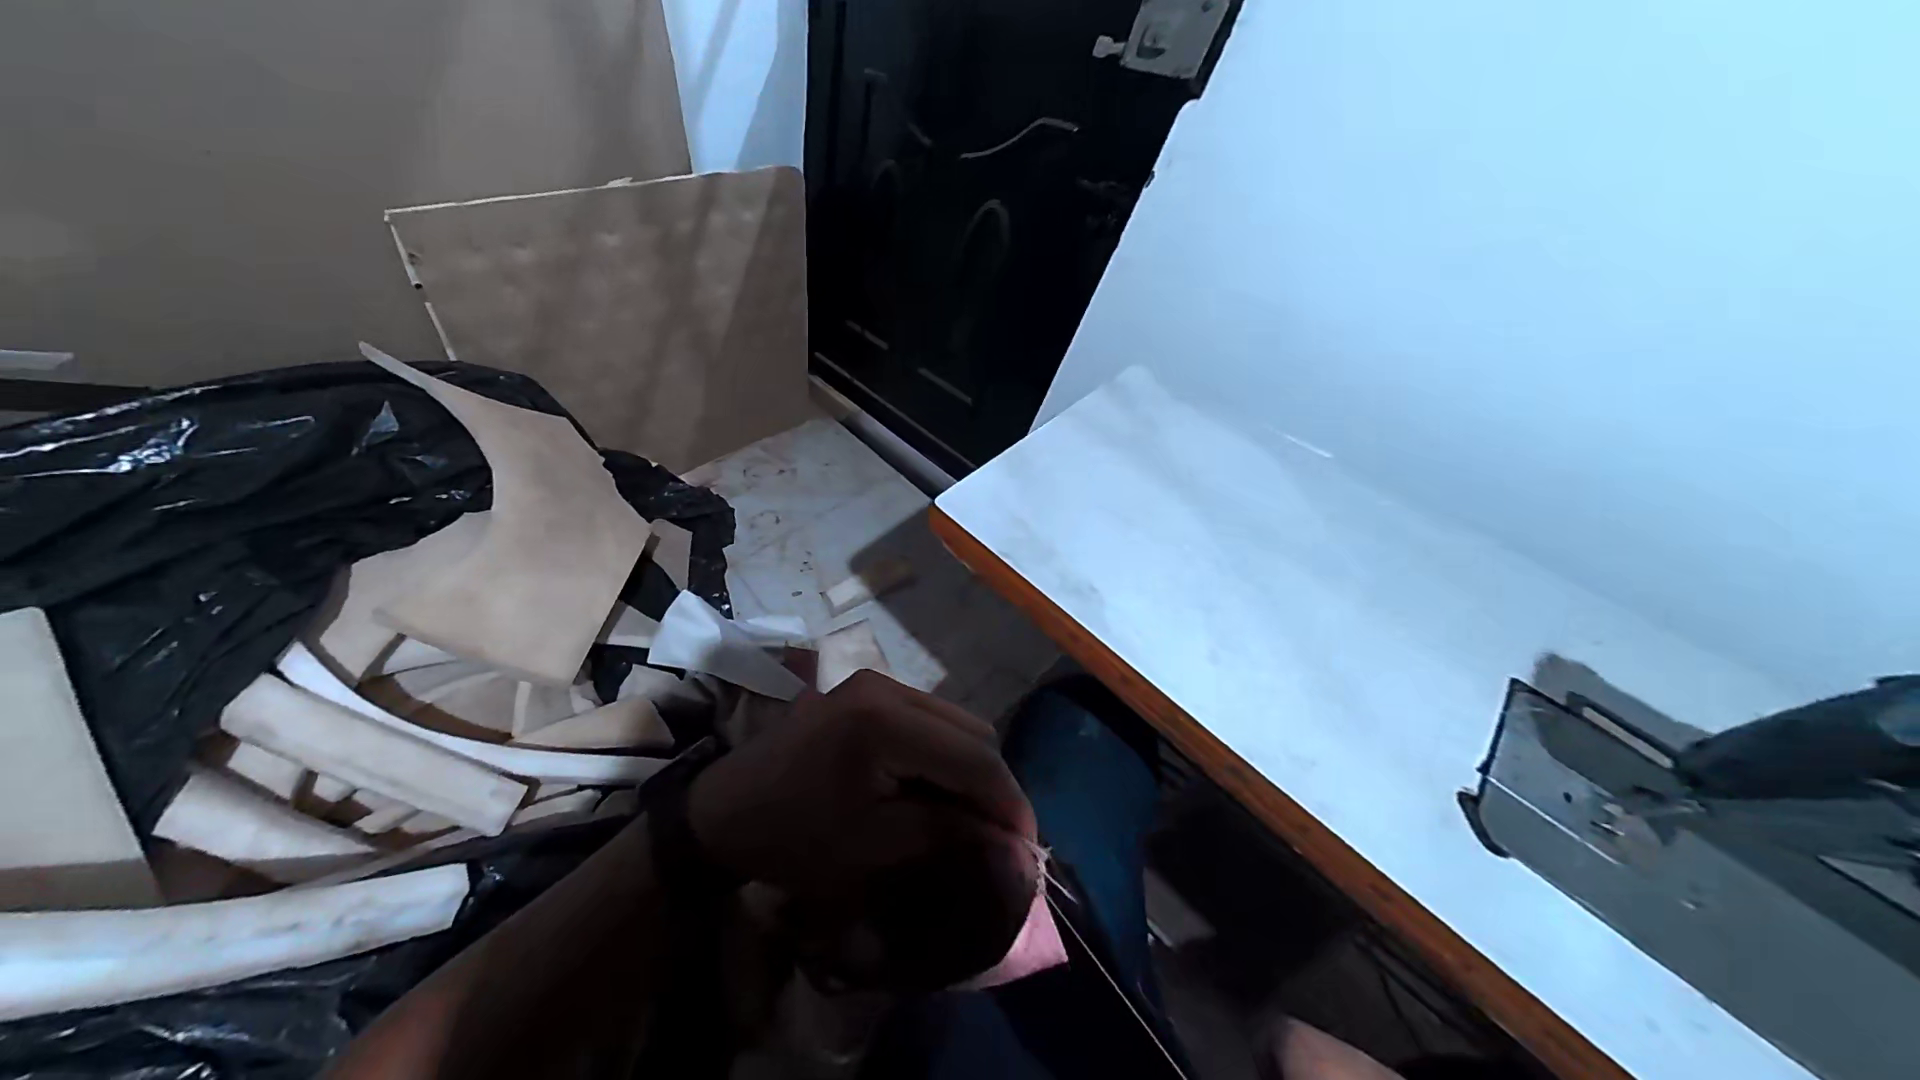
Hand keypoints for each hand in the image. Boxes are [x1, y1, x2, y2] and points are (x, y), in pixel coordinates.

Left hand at [686, 670, 1038, 988]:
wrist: (725, 810)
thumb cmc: (794, 835)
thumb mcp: (874, 845)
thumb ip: (948, 834)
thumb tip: (1011, 844)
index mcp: (884, 721)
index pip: (973, 757)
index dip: (1008, 802)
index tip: (1026, 847)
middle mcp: (887, 686)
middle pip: (972, 731)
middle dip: (993, 784)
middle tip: (999, 835)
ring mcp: (878, 683)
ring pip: (955, 722)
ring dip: (971, 768)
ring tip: (971, 816)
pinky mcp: (870, 691)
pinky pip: (931, 719)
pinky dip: (946, 754)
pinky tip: (938, 788)